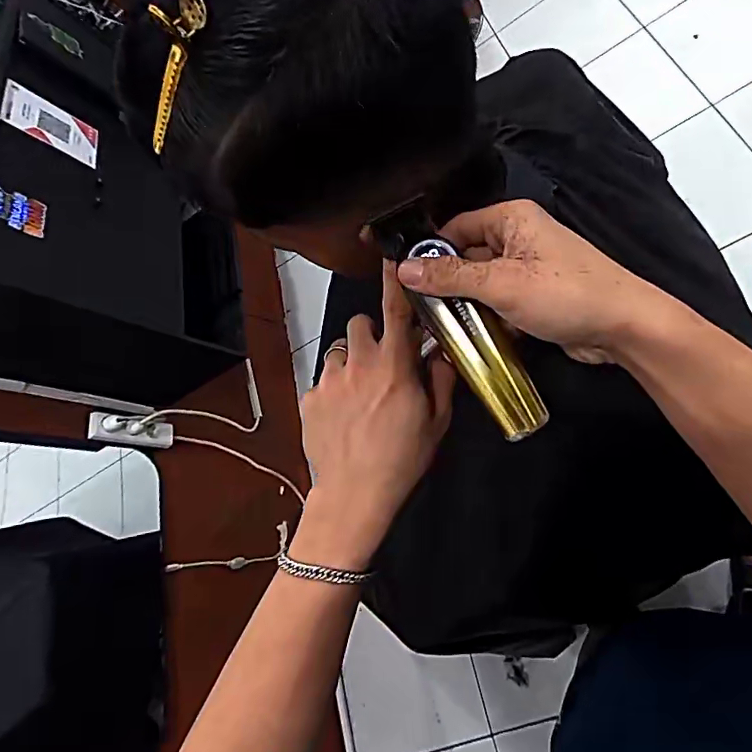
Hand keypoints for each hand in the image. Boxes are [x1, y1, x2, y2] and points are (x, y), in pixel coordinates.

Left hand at [293, 261, 455, 570]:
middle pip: (360, 323)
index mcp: (393, 365)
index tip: (390, 257)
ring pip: (340, 350)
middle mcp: (357, 363)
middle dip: (372, 335)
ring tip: (360, 393)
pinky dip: (333, 389)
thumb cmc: (401, 460)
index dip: (393, 280)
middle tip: (382, 361)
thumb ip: (441, 380)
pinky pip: (323, 380)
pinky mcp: (309, 397)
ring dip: (351, 362)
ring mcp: (329, 379)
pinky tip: (343, 415)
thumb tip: (442, 353)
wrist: (354, 495)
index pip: (394, 310)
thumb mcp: (436, 422)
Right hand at [396, 199, 663, 364]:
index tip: (407, 278)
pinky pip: (498, 300)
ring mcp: (527, 267)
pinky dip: (486, 316)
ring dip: (466, 304)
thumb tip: (406, 269)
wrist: (626, 328)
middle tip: (421, 309)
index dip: (430, 252)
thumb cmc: (570, 294)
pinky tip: (470, 335)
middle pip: (465, 256)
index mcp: (511, 219)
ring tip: (442, 326)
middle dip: (447, 284)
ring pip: (480, 283)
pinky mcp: (534, 294)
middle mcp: (518, 237)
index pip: (454, 228)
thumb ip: (450, 276)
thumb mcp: (501, 284)